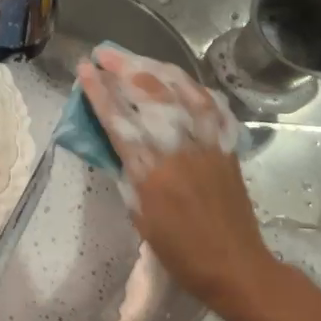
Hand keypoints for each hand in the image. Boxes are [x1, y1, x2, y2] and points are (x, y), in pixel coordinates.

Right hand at [77, 45, 275, 313]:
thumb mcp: (139, 215)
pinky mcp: (227, 148)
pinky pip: (211, 108)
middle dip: (124, 70)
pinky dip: (193, 89)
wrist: (235, 266)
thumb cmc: (179, 250)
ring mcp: (207, 145)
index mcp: (150, 172)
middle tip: (105, 53)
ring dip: (156, 70)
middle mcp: (179, 150)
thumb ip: (128, 174)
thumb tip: (115, 145)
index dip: (99, 92)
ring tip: (137, 58)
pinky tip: (180, 80)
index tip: (85, 70)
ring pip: (182, 94)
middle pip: (150, 97)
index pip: (118, 121)